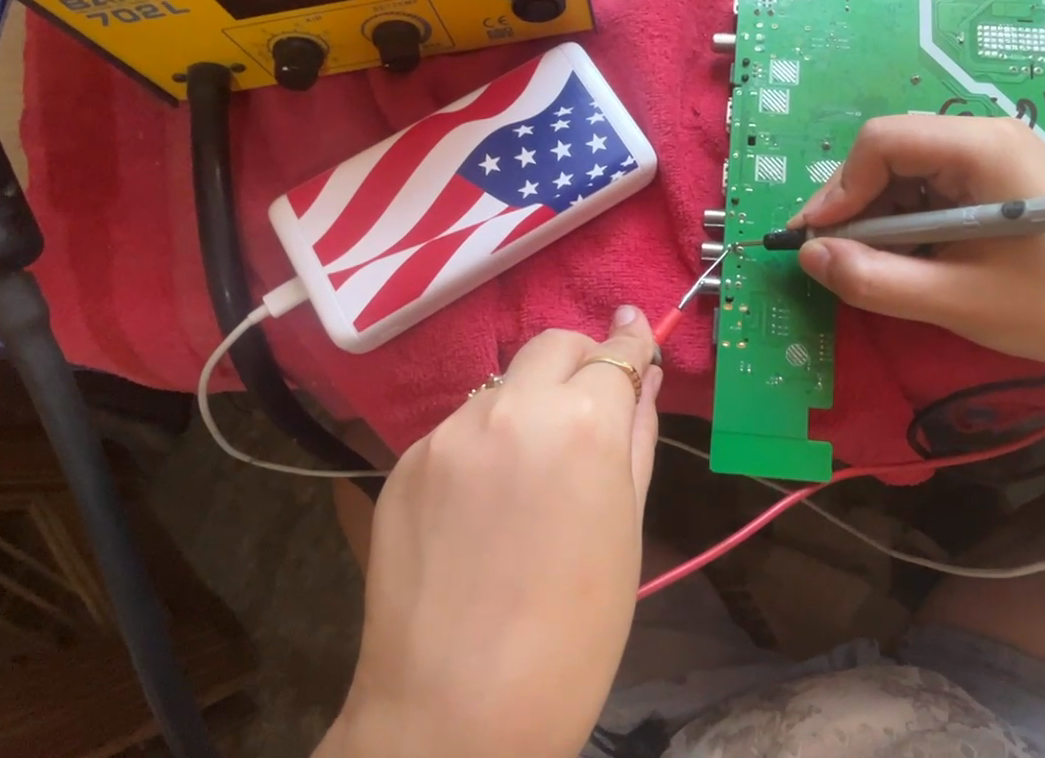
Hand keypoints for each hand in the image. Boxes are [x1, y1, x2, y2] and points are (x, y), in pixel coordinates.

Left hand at [321, 308, 660, 757]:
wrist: (458, 710)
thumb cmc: (575, 632)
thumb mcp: (627, 529)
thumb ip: (636, 437)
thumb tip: (641, 379)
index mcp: (582, 424)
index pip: (613, 351)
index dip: (629, 342)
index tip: (634, 334)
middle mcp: (511, 407)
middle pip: (551, 346)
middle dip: (578, 361)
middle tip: (589, 406)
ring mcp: (449, 432)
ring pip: (501, 387)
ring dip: (526, 406)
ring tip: (529, 475)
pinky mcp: (404, 461)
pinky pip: (458, 431)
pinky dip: (482, 445)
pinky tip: (480, 506)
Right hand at [793, 116, 1044, 368]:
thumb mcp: (951, 299)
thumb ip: (872, 279)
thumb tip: (807, 256)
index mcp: (982, 147)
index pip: (883, 141)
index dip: (839, 189)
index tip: (814, 239)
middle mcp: (986, 135)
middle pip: (891, 152)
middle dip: (853, 204)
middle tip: (829, 255)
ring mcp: (994, 156)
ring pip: (905, 172)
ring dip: (876, 216)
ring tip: (866, 263)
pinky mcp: (996, 181)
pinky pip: (929, 188)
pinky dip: (904, 222)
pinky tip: (904, 257)